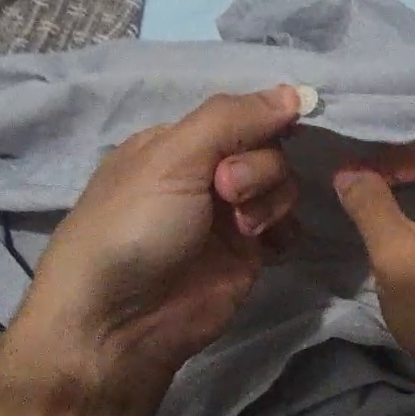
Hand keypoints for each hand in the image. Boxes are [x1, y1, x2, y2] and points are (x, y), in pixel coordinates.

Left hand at [17, 86, 302, 384]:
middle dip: (258, 170)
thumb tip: (295, 91)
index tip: (278, 129)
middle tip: (226, 195)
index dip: (264, 121)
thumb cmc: (133, 228)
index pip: (242, 115)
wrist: (119, 324)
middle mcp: (206, 175)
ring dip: (271, 201)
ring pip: (283, 187)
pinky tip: (271, 244)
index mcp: (178, 143)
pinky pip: (289, 228)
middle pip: (268, 151)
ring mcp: (230, 216)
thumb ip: (232, 119)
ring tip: (242, 229)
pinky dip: (287, 231)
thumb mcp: (171, 157)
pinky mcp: (250, 255)